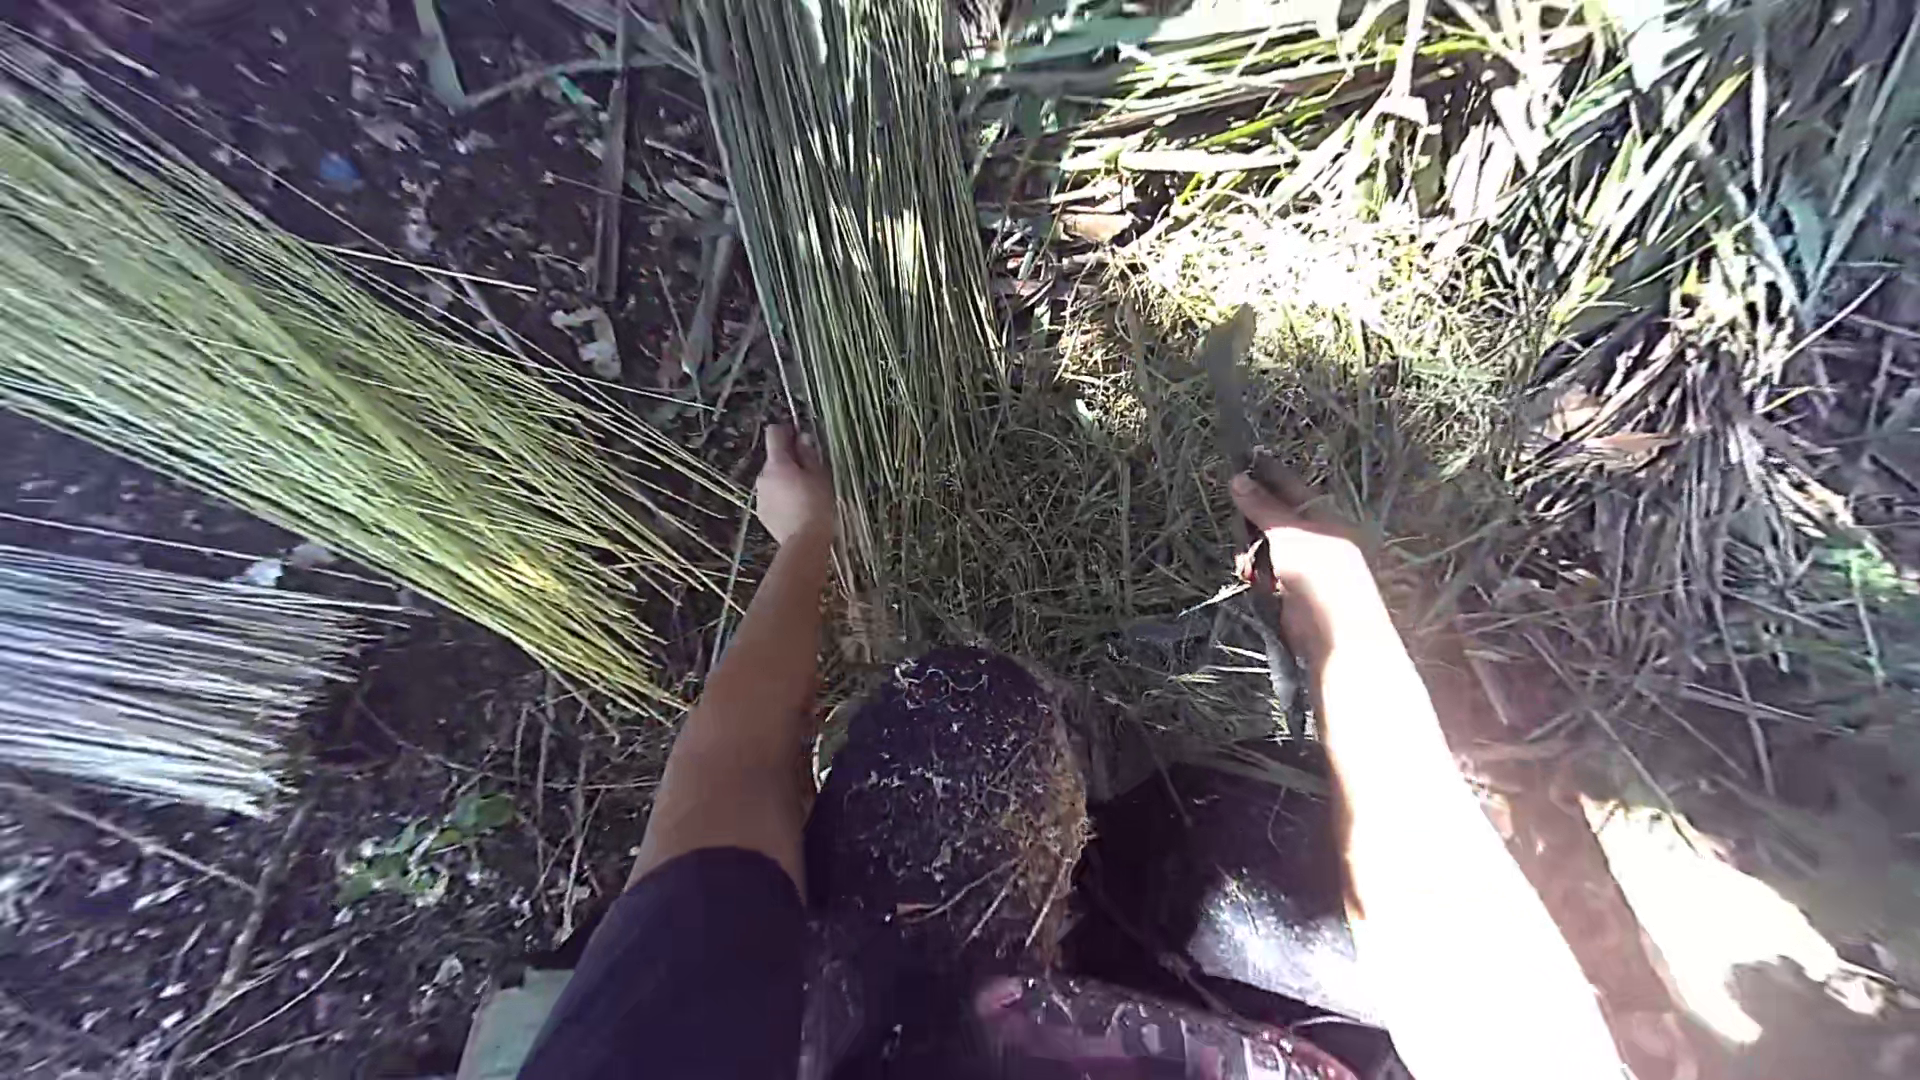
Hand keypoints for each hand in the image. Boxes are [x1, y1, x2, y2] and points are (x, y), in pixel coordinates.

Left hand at [755, 426, 834, 546]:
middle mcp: (763, 476)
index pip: (774, 433)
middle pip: (774, 458)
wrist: (805, 541)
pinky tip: (796, 509)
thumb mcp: (820, 475)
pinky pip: (771, 496)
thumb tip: (802, 437)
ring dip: (785, 480)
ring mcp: (760, 495)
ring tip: (804, 495)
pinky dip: (782, 498)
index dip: (787, 431)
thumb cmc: (817, 505)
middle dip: (789, 461)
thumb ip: (808, 454)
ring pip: (773, 479)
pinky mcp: (762, 512)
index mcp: (777, 463)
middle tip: (810, 473)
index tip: (801, 438)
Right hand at [1229, 470, 1384, 664]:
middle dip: (1251, 522)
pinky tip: (1253, 581)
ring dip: (1250, 552)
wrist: (1334, 636)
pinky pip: (1261, 569)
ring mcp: (1299, 563)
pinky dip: (1253, 573)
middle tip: (1239, 527)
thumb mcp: (1291, 534)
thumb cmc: (1322, 577)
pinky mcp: (1285, 586)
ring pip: (1260, 543)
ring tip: (1250, 568)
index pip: (1290, 487)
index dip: (1266, 476)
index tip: (1240, 462)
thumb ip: (1263, 508)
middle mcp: (1312, 537)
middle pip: (1269, 516)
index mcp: (1324, 518)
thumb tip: (1237, 479)